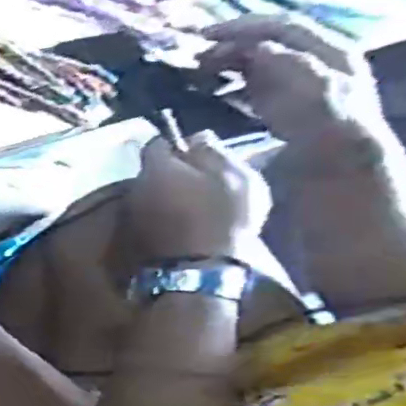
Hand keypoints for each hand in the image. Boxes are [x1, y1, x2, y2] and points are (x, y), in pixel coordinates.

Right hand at [126, 130, 271, 263]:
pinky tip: (189, 221)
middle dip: (187, 168)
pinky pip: (222, 207)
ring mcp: (254, 203)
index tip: (150, 161)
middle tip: (158, 183)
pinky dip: (205, 209)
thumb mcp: (156, 178)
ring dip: (196, 190)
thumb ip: (159, 155)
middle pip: (211, 163)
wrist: (198, 266)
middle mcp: (250, 175)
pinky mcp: (246, 228)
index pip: (198, 138)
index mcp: (229, 159)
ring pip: (217, 185)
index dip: (172, 146)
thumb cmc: (174, 217)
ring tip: (172, 204)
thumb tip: (160, 139)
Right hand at [198, 14, 390, 153]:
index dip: (242, 27)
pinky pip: (248, 82)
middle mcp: (316, 62)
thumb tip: (255, 49)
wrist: (338, 177)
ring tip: (190, 73)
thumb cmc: (328, 142)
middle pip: (267, 40)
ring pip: (255, 60)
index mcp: (331, 55)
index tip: (196, 38)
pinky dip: (223, 81)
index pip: (284, 26)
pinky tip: (204, 91)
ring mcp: (298, 83)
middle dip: (226, 44)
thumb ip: (293, 72)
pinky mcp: (279, 104)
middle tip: (186, 57)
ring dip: (221, 62)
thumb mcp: (318, 104)